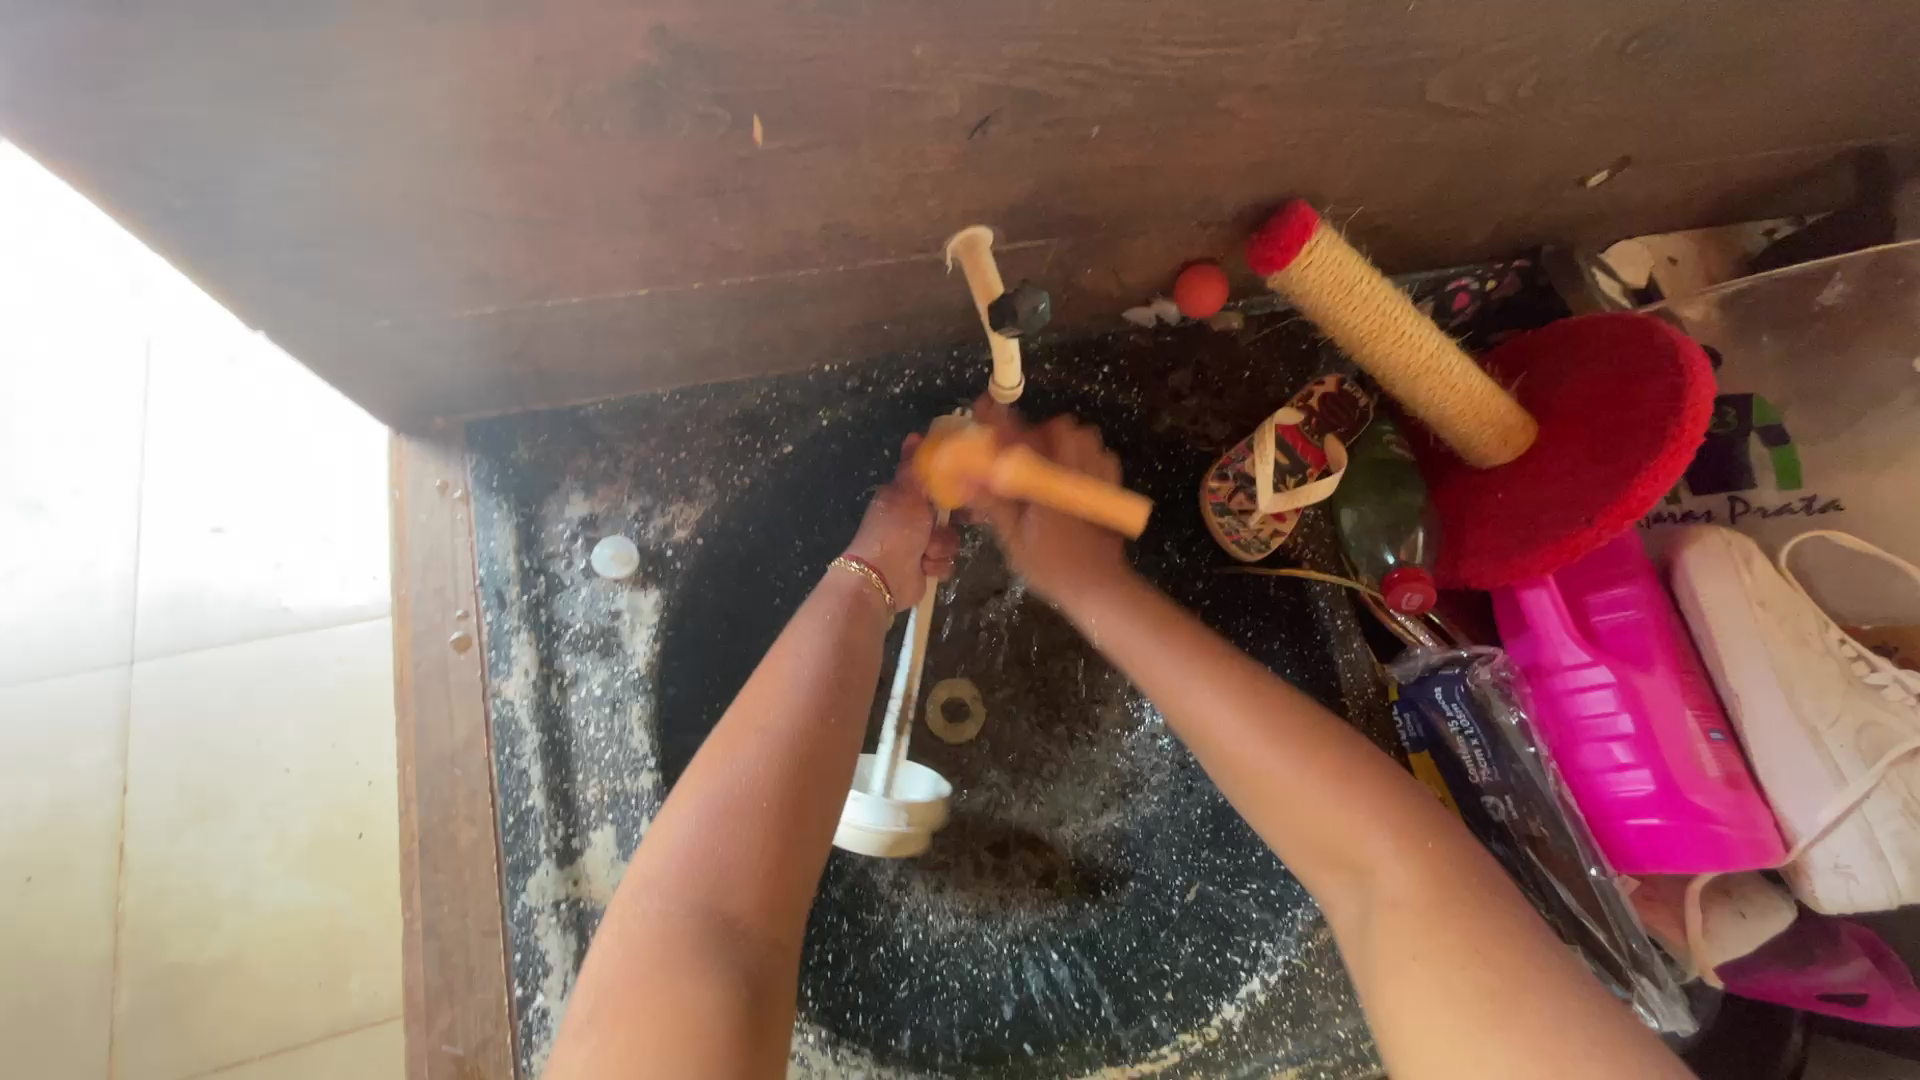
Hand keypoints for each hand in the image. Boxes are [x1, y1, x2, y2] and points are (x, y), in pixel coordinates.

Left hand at [843, 435, 961, 611]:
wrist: (883, 577)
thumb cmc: (895, 530)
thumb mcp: (906, 493)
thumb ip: (914, 467)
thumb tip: (915, 436)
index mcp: (904, 498)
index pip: (935, 487)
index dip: (952, 490)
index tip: (968, 491)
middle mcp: (911, 520)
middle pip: (948, 516)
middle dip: (949, 525)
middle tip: (959, 523)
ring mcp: (918, 545)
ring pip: (950, 541)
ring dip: (941, 547)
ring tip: (926, 552)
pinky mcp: (925, 568)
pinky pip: (945, 562)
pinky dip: (936, 566)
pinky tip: (924, 567)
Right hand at [966, 397, 1132, 604]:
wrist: (1097, 586)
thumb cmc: (1051, 565)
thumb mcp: (1013, 538)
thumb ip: (992, 503)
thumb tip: (964, 479)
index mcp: (1048, 481)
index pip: (1020, 438)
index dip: (999, 420)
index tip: (984, 407)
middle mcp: (1075, 471)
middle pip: (1061, 428)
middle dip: (1038, 432)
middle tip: (1020, 452)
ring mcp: (1098, 478)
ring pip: (1085, 438)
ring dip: (1063, 442)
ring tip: (1045, 464)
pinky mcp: (1111, 489)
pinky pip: (1101, 457)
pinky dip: (1085, 457)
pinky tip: (1070, 478)